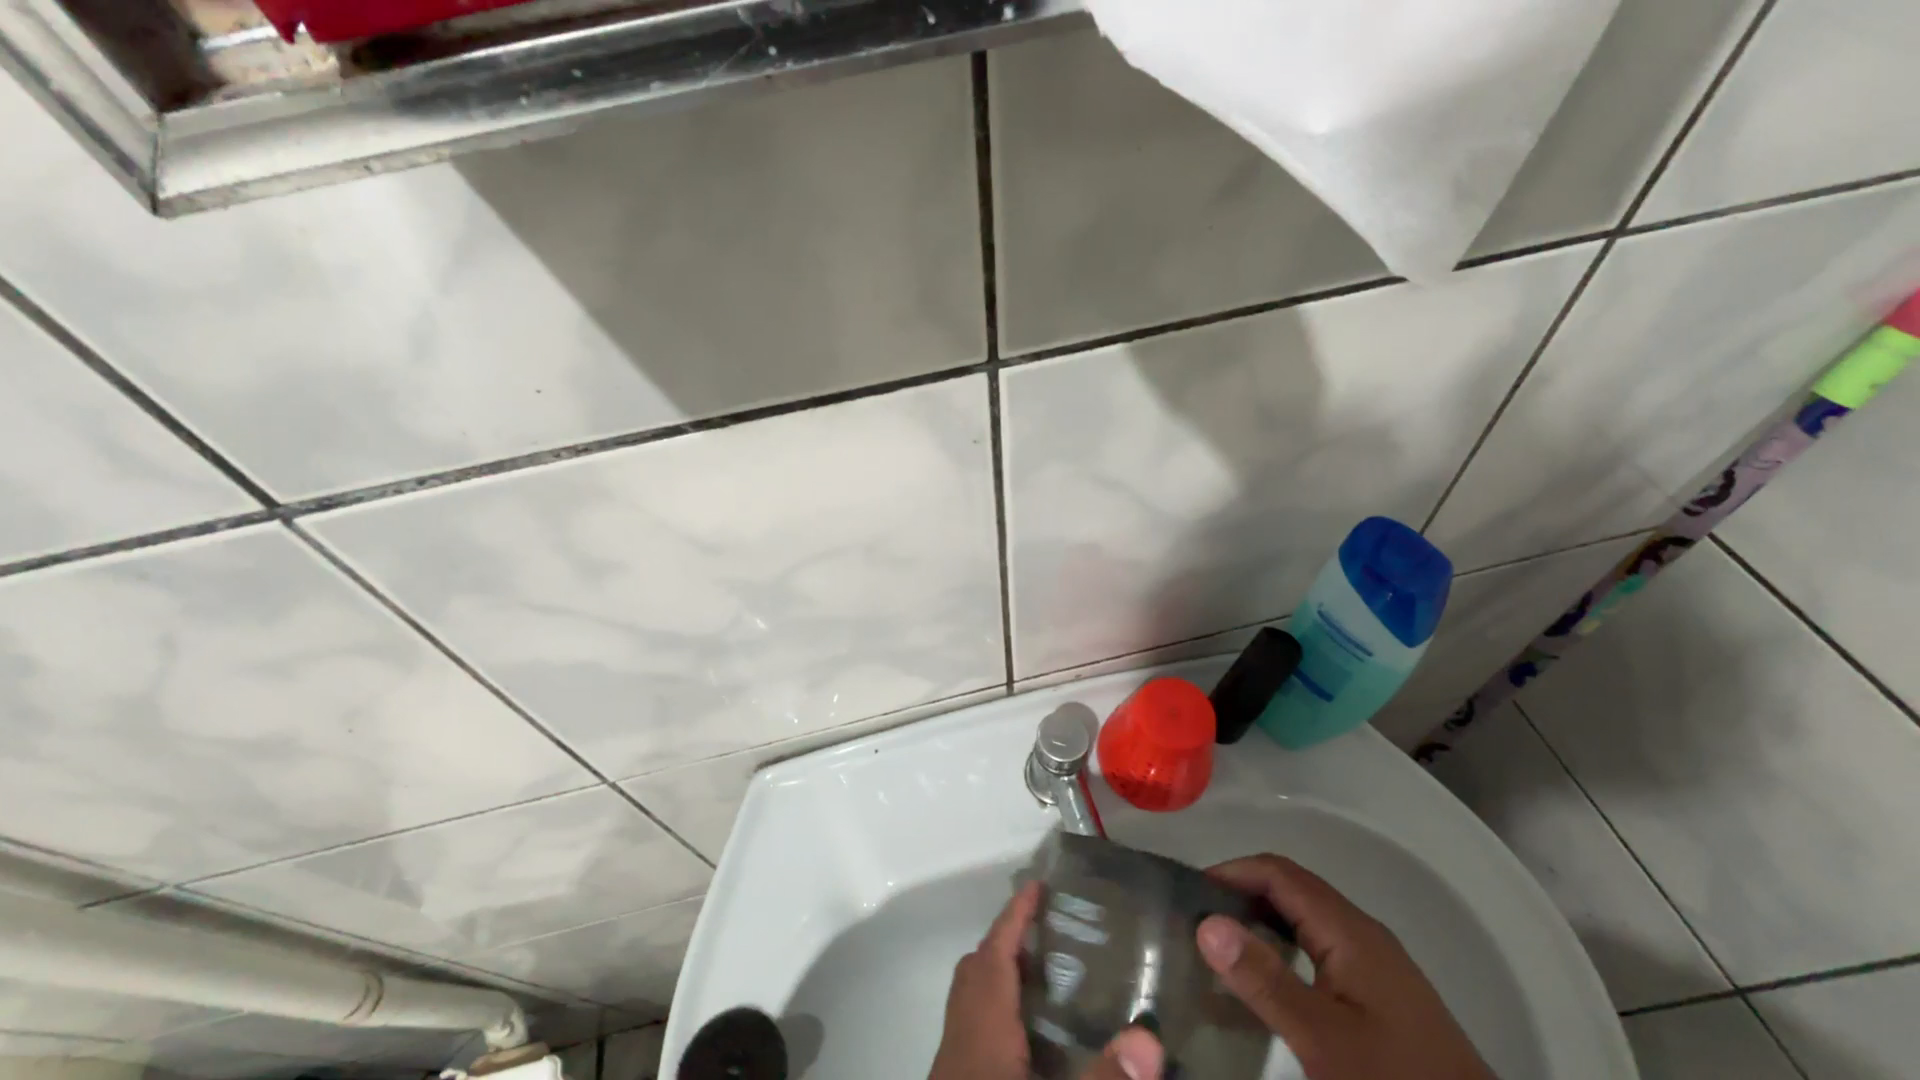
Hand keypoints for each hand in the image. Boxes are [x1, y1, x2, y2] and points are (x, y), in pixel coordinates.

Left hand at [928, 881, 1165, 1079]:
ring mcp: (954, 1069)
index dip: (1013, 918)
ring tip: (1053, 980)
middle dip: (1008, 944)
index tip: (1038, 886)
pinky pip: (973, 1034)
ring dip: (1002, 980)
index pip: (993, 957)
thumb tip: (1149, 1037)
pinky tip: (1037, 1045)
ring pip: (970, 1004)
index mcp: (981, 1035)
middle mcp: (960, 1044)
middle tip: (1056, 933)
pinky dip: (1000, 1017)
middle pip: (975, 974)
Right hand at [1198, 855, 1495, 1079]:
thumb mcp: (1322, 1036)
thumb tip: (1207, 922)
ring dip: (1257, 923)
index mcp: (1349, 931)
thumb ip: (1265, 979)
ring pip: (1303, 921)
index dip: (1230, 872)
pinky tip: (1259, 986)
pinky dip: (1279, 952)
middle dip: (1239, 895)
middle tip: (1190, 923)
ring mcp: (1371, 963)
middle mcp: (1361, 934)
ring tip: (1214, 950)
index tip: (1185, 894)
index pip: (1279, 873)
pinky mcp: (1375, 992)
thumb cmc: (1393, 1078)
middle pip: (1291, 891)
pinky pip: (1316, 951)